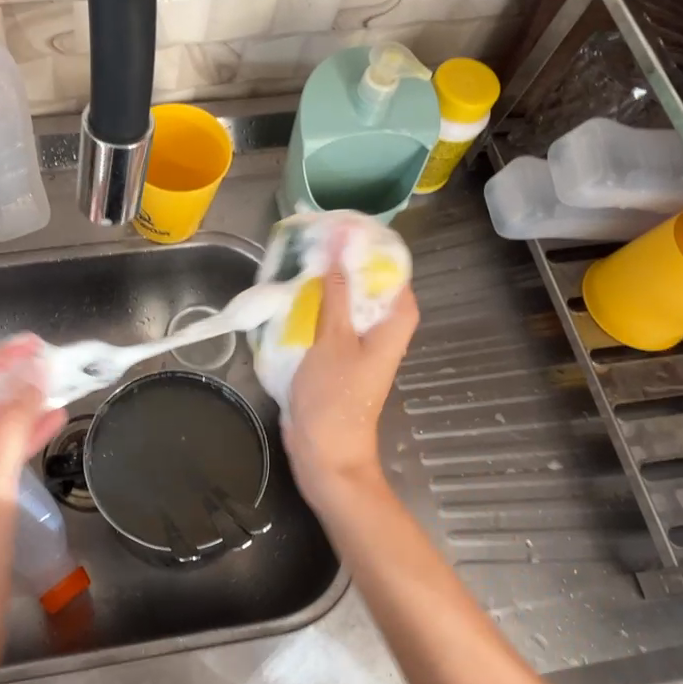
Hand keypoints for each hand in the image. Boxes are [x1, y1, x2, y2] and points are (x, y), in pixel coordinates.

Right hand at [282, 250, 417, 508]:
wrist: (324, 454)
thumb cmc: (335, 397)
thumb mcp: (333, 339)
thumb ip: (335, 294)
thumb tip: (340, 250)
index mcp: (393, 324)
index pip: (394, 274)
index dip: (374, 250)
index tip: (344, 229)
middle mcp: (381, 332)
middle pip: (367, 288)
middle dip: (342, 265)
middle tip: (312, 243)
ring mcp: (357, 348)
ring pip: (344, 306)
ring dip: (323, 288)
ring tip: (296, 265)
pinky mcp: (335, 361)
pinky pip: (327, 325)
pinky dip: (312, 311)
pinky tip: (288, 301)